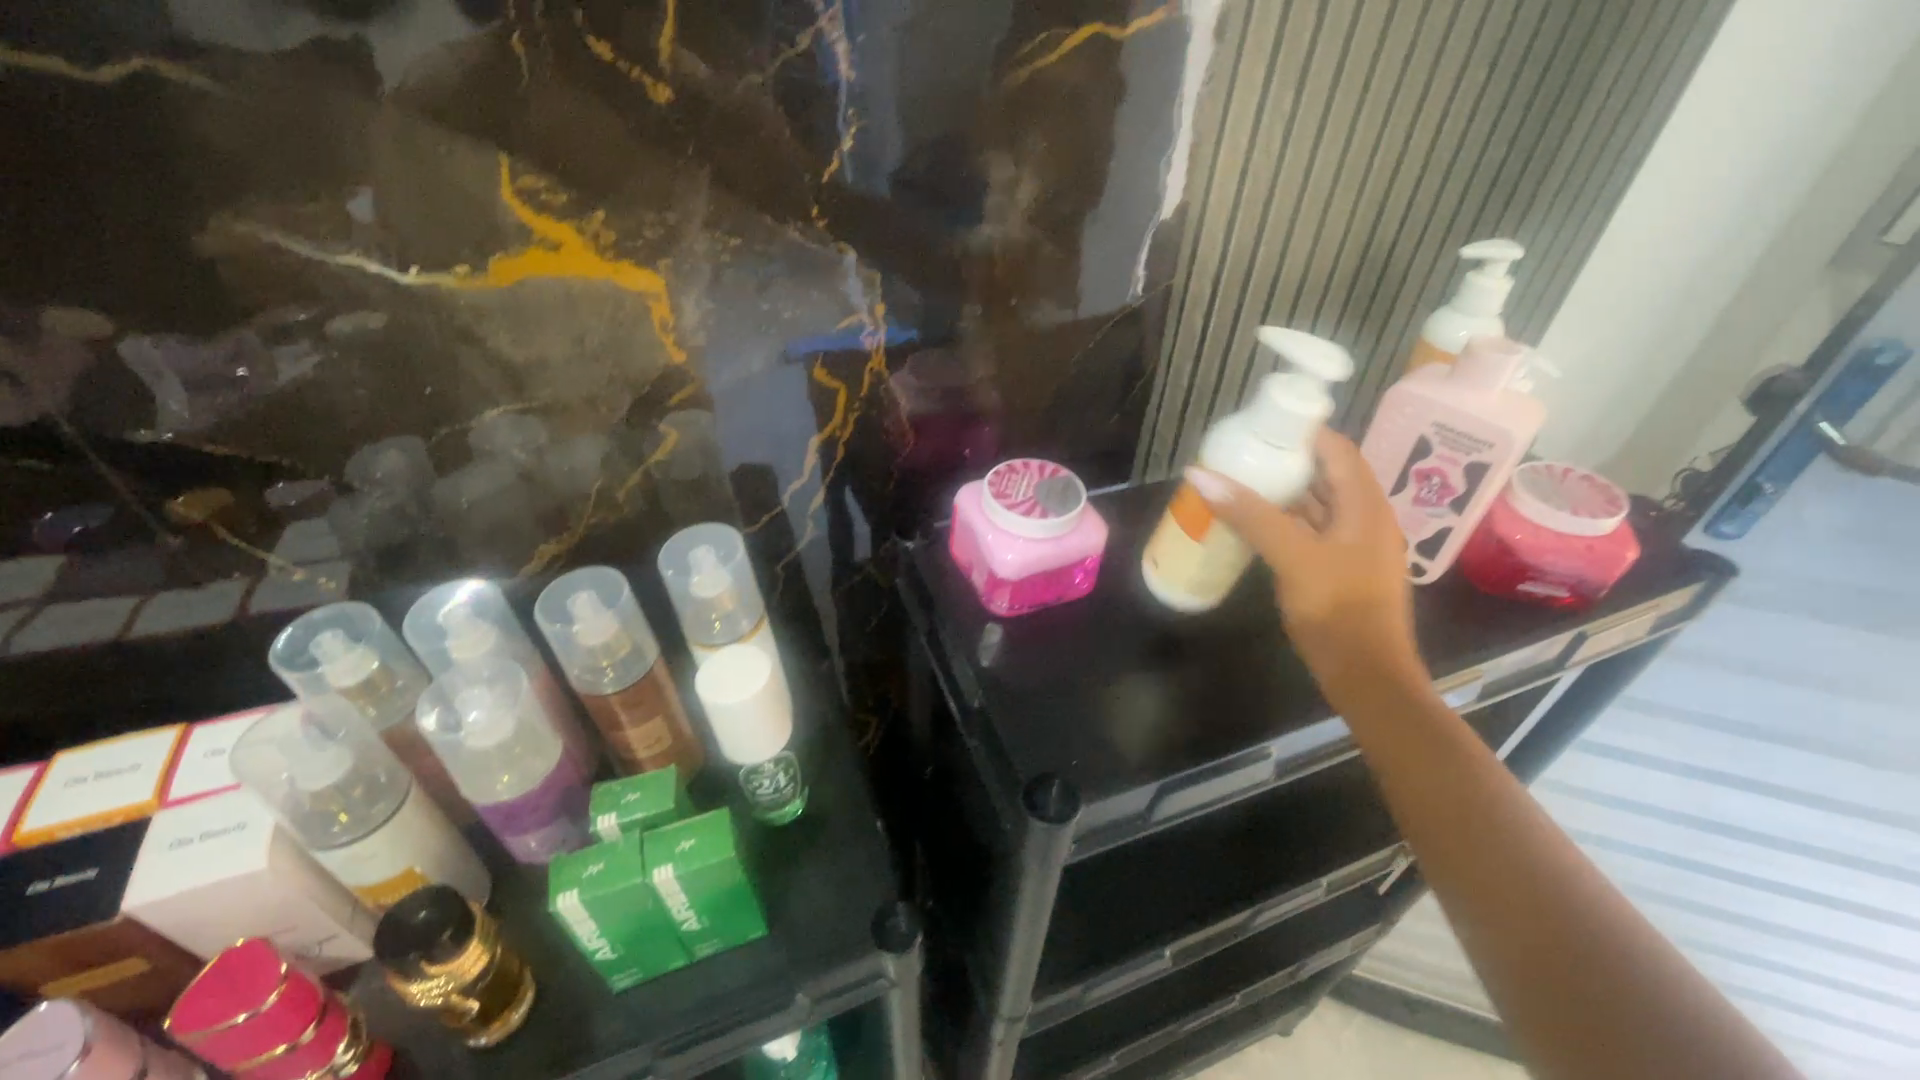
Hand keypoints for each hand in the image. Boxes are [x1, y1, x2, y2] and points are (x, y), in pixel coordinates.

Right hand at [1185, 430, 1427, 696]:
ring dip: (1281, 494)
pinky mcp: (1338, 572)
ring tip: (1236, 483)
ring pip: (1316, 506)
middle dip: (1284, 462)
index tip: (1258, 426)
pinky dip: (1282, 523)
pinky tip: (1249, 526)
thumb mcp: (1292, 556)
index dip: (1302, 431)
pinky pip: (1309, 533)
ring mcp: (1352, 547)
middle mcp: (1364, 519)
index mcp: (1365, 505)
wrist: (1366, 675)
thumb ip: (1249, 514)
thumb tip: (1199, 474)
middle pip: (1325, 475)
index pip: (1337, 449)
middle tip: (1239, 454)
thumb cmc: (1337, 609)